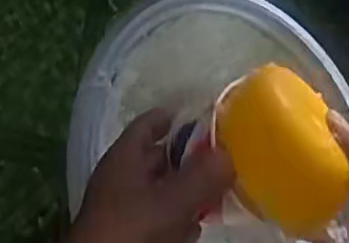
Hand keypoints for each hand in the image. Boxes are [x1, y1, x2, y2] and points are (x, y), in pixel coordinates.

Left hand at [70, 108, 236, 242]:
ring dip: (183, 193)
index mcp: (123, 156)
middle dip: (186, 159)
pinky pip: (153, 220)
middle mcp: (119, 178)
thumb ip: (200, 177)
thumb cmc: (130, 230)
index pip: (148, 124)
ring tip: (212, 196)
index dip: (174, 118)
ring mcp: (119, 210)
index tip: (201, 117)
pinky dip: (174, 220)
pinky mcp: (125, 237)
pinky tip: (192, 230)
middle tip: (217, 161)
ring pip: (156, 192)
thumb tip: (229, 154)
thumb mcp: (170, 202)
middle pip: (156, 159)